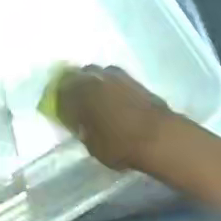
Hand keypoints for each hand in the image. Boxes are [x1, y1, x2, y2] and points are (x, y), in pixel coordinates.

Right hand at [54, 64, 175, 171]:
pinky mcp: (133, 79)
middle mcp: (92, 76)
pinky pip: (113, 79)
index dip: (59, 101)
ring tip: (97, 98)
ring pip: (96, 74)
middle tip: (77, 101)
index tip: (61, 111)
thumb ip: (82, 130)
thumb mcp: (92, 146)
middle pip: (77, 76)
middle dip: (74, 86)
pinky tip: (114, 99)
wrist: (161, 138)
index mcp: (77, 90)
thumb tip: (79, 123)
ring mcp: (114, 74)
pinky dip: (109, 86)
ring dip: (93, 83)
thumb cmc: (121, 145)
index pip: (60, 91)